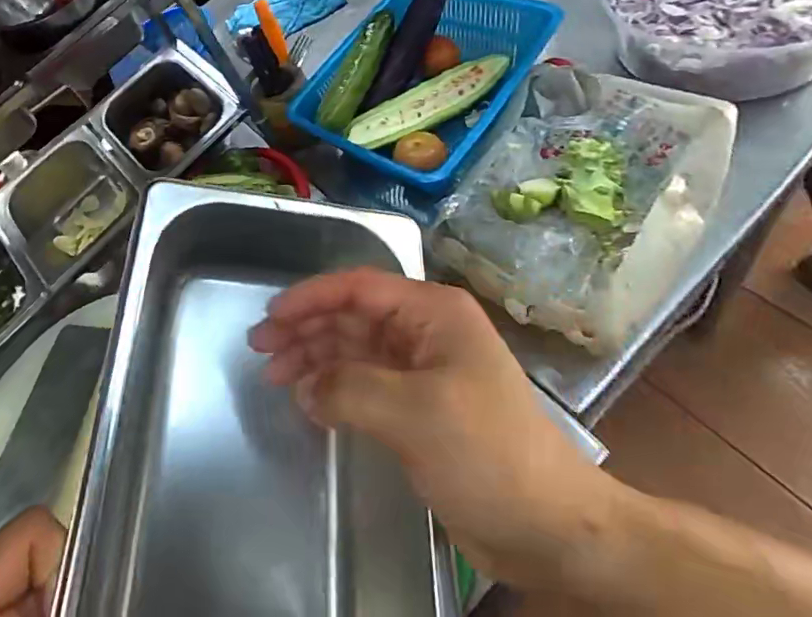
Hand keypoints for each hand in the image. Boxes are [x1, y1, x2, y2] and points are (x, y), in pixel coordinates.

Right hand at [247, 269, 610, 592]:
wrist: (548, 524)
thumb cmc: (486, 452)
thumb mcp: (413, 412)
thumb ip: (349, 387)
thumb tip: (306, 386)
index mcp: (434, 312)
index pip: (360, 287)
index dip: (311, 297)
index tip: (271, 318)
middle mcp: (426, 330)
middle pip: (353, 315)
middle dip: (307, 328)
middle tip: (262, 351)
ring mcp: (422, 368)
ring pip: (355, 348)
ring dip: (316, 358)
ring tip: (277, 377)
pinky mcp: (419, 405)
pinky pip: (365, 382)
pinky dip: (335, 388)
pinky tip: (309, 401)